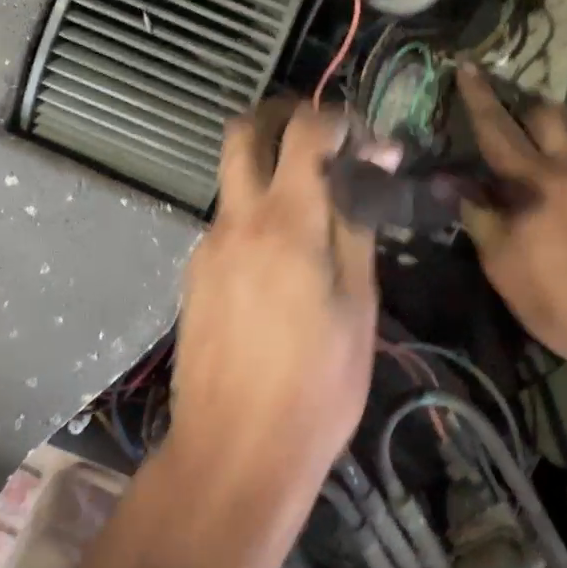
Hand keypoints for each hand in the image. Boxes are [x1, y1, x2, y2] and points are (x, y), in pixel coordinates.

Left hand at [167, 100, 378, 490]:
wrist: (234, 449)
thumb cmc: (316, 385)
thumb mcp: (358, 305)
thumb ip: (358, 224)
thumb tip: (372, 162)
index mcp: (286, 220)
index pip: (304, 130)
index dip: (336, 119)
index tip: (363, 139)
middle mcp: (236, 218)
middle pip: (242, 132)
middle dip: (279, 118)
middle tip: (317, 138)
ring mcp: (207, 245)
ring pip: (232, 180)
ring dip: (266, 174)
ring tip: (310, 217)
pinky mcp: (193, 273)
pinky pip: (226, 224)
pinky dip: (253, 219)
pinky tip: (279, 267)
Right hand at [454, 66, 566, 387]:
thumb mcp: (507, 270)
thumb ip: (480, 221)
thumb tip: (451, 184)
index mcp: (532, 183)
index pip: (495, 128)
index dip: (477, 97)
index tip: (466, 65)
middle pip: (548, 116)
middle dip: (524, 105)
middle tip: (509, 109)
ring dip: (553, 139)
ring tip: (537, 158)